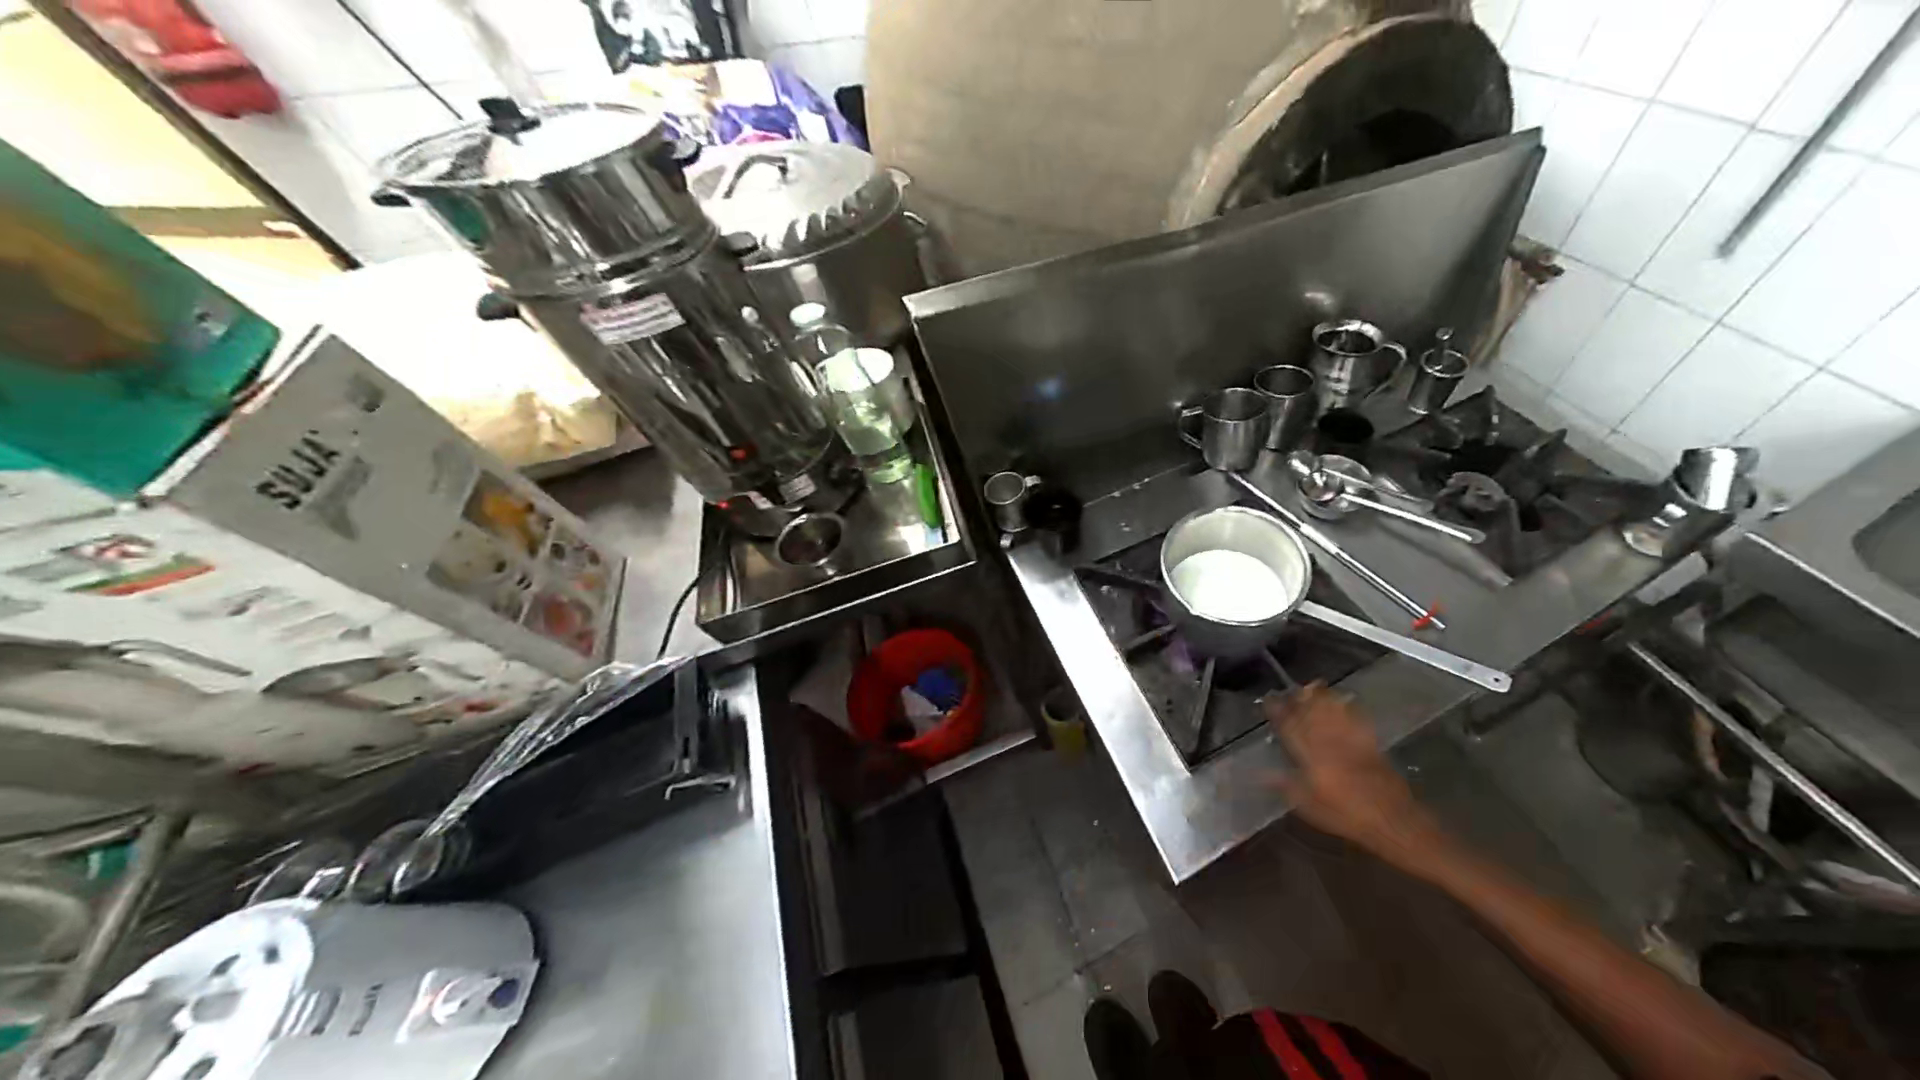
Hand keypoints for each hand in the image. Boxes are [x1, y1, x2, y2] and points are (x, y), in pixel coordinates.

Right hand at [1264, 683, 1440, 860]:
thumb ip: (1284, 785)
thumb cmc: (1346, 816)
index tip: (1270, 699)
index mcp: (1312, 758)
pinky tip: (1345, 700)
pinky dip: (1349, 708)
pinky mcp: (1372, 746)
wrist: (1393, 822)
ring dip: (1323, 698)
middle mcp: (1330, 744)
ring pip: (1334, 713)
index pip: (1291, 728)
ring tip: (1313, 686)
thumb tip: (1259, 773)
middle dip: (1300, 699)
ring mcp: (1353, 743)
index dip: (1279, 712)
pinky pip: (1357, 720)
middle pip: (1313, 715)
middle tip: (1291, 688)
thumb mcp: (1308, 807)